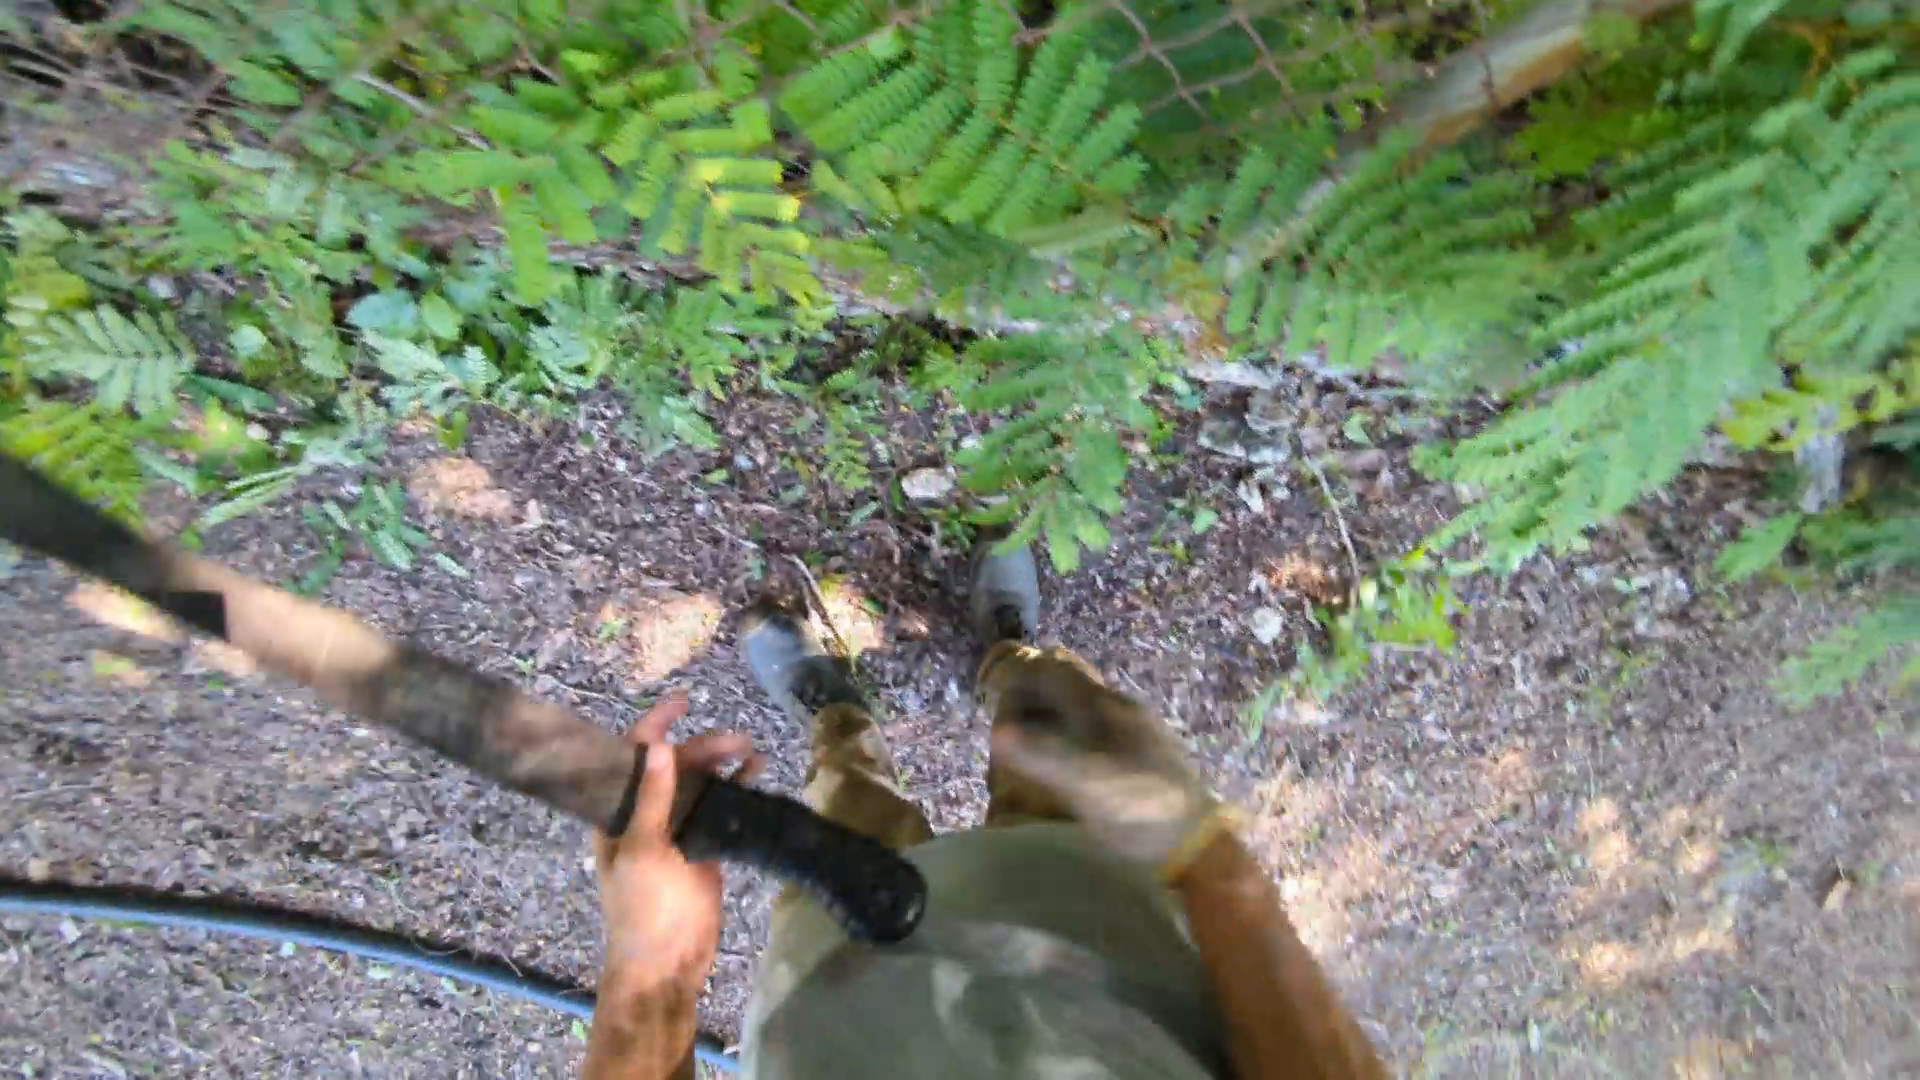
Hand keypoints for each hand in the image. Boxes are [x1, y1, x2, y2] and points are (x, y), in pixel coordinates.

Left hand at [590, 692, 761, 1030]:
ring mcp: (679, 826)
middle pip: (675, 764)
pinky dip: (739, 783)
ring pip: (702, 780)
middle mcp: (648, 813)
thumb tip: (659, 747)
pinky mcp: (706, 841)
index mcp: (619, 814)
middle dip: (702, 745)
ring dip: (724, 760)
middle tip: (734, 739)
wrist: (669, 964)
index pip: (632, 756)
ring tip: (749, 749)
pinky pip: (722, 802)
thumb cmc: (644, 910)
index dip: (654, 725)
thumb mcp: (644, 852)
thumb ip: (653, 799)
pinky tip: (757, 769)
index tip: (682, 701)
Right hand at [988, 655, 1217, 868]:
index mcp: (1107, 707)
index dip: (1023, 681)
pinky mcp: (1144, 756)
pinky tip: (1065, 762)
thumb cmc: (1139, 809)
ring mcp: (1136, 732)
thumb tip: (998, 732)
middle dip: (1035, 699)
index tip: (996, 699)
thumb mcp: (1085, 785)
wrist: (1197, 846)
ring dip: (1053, 718)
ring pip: (1083, 711)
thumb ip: (1040, 756)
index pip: (1056, 675)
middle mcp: (1122, 710)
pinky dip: (1070, 737)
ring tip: (1029, 741)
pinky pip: (1095, 732)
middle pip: (1069, 689)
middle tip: (1007, 721)